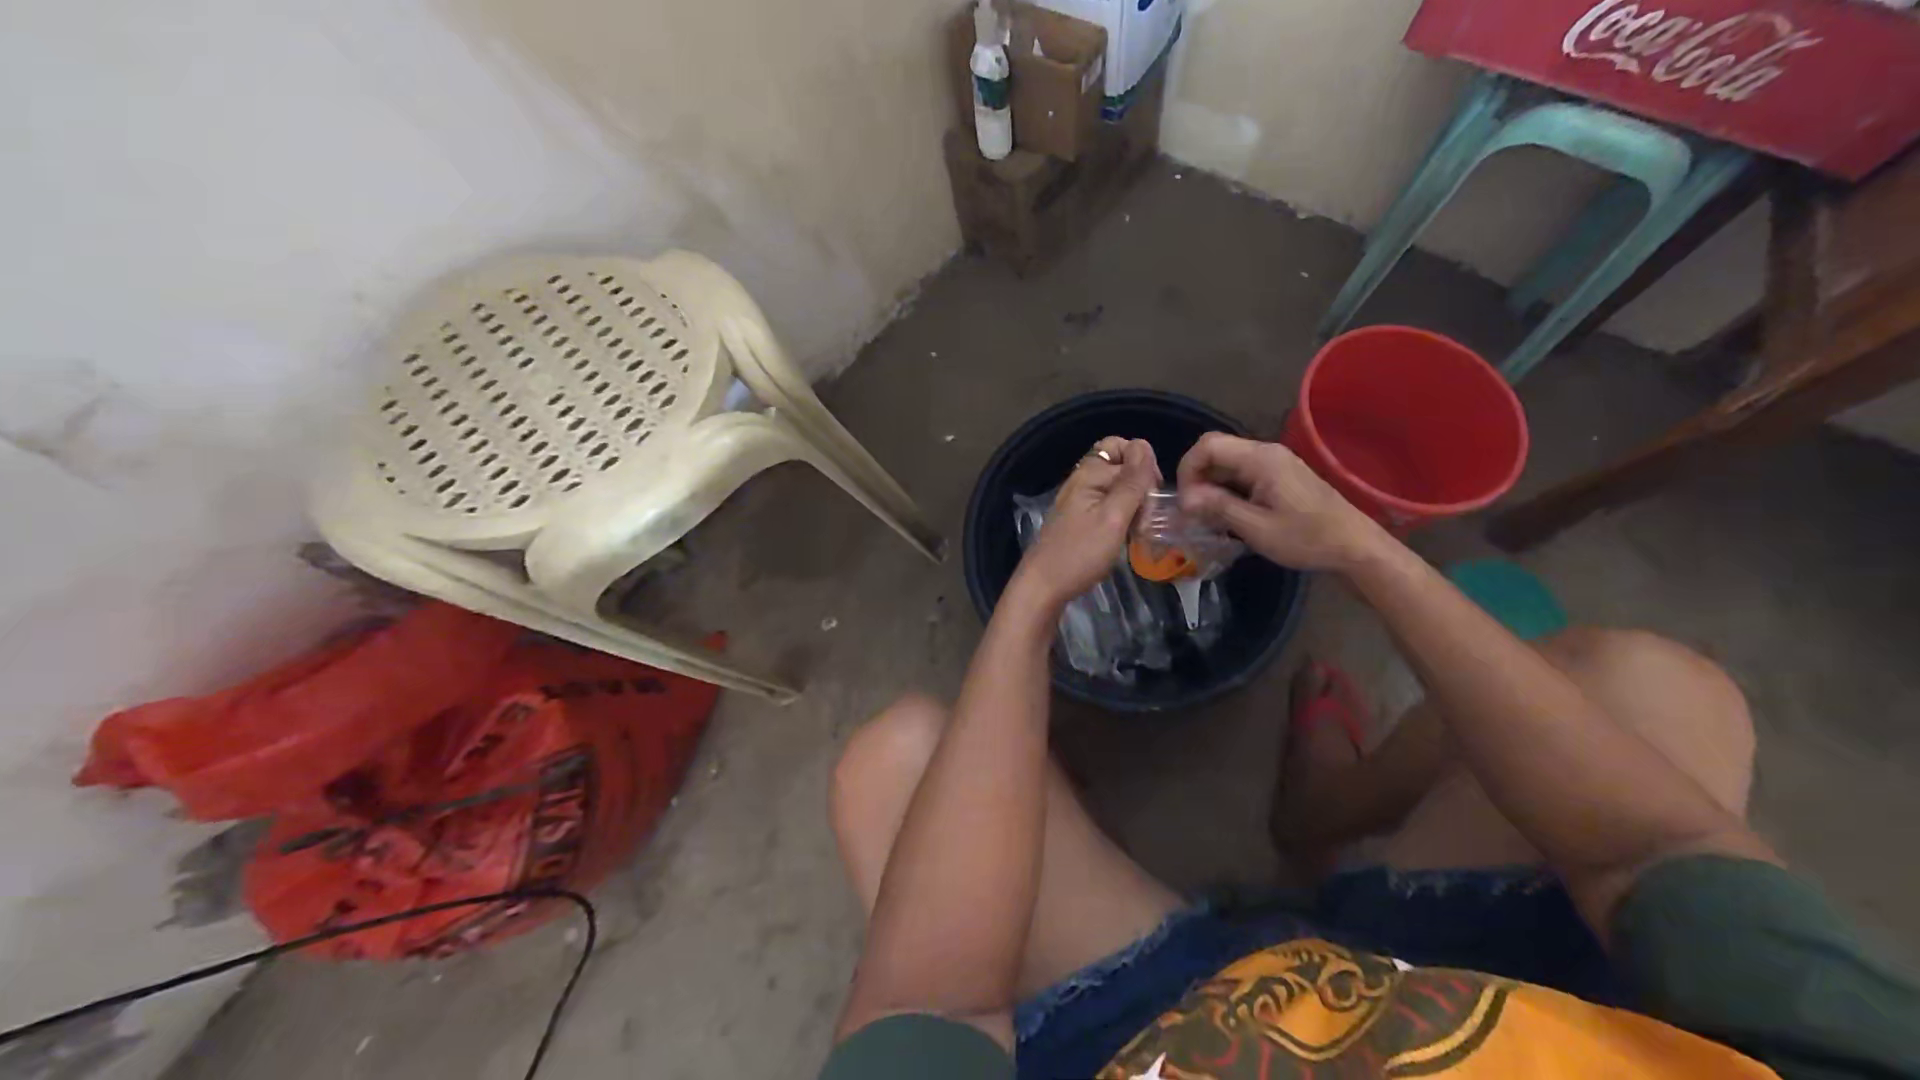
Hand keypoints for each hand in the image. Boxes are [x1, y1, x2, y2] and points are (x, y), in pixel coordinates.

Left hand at [1011, 437, 1159, 609]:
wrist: (1043, 587)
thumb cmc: (1080, 553)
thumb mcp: (1113, 517)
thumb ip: (1131, 482)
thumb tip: (1144, 444)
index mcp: (1089, 473)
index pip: (1127, 449)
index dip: (1145, 468)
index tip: (1152, 497)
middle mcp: (1083, 481)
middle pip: (1123, 468)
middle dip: (1141, 489)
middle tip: (1145, 519)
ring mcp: (1080, 501)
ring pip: (1118, 490)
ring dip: (1134, 507)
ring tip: (1138, 533)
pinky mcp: (1081, 520)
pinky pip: (1109, 508)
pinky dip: (1122, 518)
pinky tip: (1127, 538)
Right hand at [1175, 432, 1385, 571]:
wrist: (1355, 547)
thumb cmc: (1306, 538)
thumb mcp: (1256, 527)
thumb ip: (1218, 507)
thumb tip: (1185, 499)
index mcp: (1261, 459)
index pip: (1207, 445)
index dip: (1187, 469)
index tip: (1185, 501)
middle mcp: (1266, 452)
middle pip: (1216, 451)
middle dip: (1196, 479)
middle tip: (1193, 512)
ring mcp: (1275, 463)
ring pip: (1227, 464)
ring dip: (1211, 486)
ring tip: (1206, 517)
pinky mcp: (1280, 476)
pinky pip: (1242, 474)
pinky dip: (1227, 490)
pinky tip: (1227, 515)